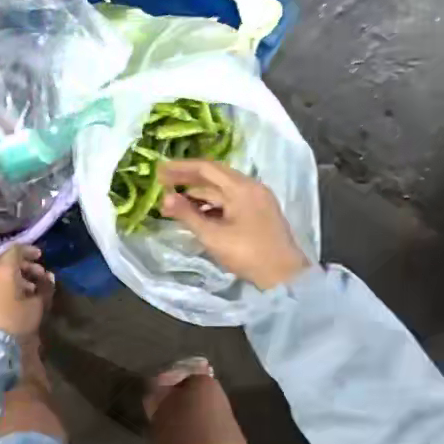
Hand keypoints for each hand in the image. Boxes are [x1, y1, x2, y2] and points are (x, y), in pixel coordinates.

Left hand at [0, 245, 53, 336]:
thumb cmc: (16, 320)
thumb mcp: (37, 304)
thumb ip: (45, 287)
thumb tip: (49, 277)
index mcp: (4, 269)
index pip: (15, 250)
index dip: (29, 250)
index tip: (41, 257)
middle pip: (7, 261)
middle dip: (25, 265)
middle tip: (40, 275)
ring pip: (1, 273)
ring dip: (17, 276)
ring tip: (32, 289)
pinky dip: (8, 284)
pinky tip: (20, 297)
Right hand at [158, 160, 310, 289]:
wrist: (284, 275)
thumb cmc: (247, 254)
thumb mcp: (213, 236)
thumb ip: (187, 215)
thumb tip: (165, 198)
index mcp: (241, 187)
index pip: (206, 168)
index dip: (180, 168)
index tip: (159, 171)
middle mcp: (251, 186)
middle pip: (214, 176)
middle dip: (188, 179)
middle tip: (163, 182)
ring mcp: (257, 198)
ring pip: (222, 189)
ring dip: (199, 194)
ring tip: (176, 202)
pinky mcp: (258, 211)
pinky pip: (231, 199)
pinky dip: (212, 203)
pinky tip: (198, 212)